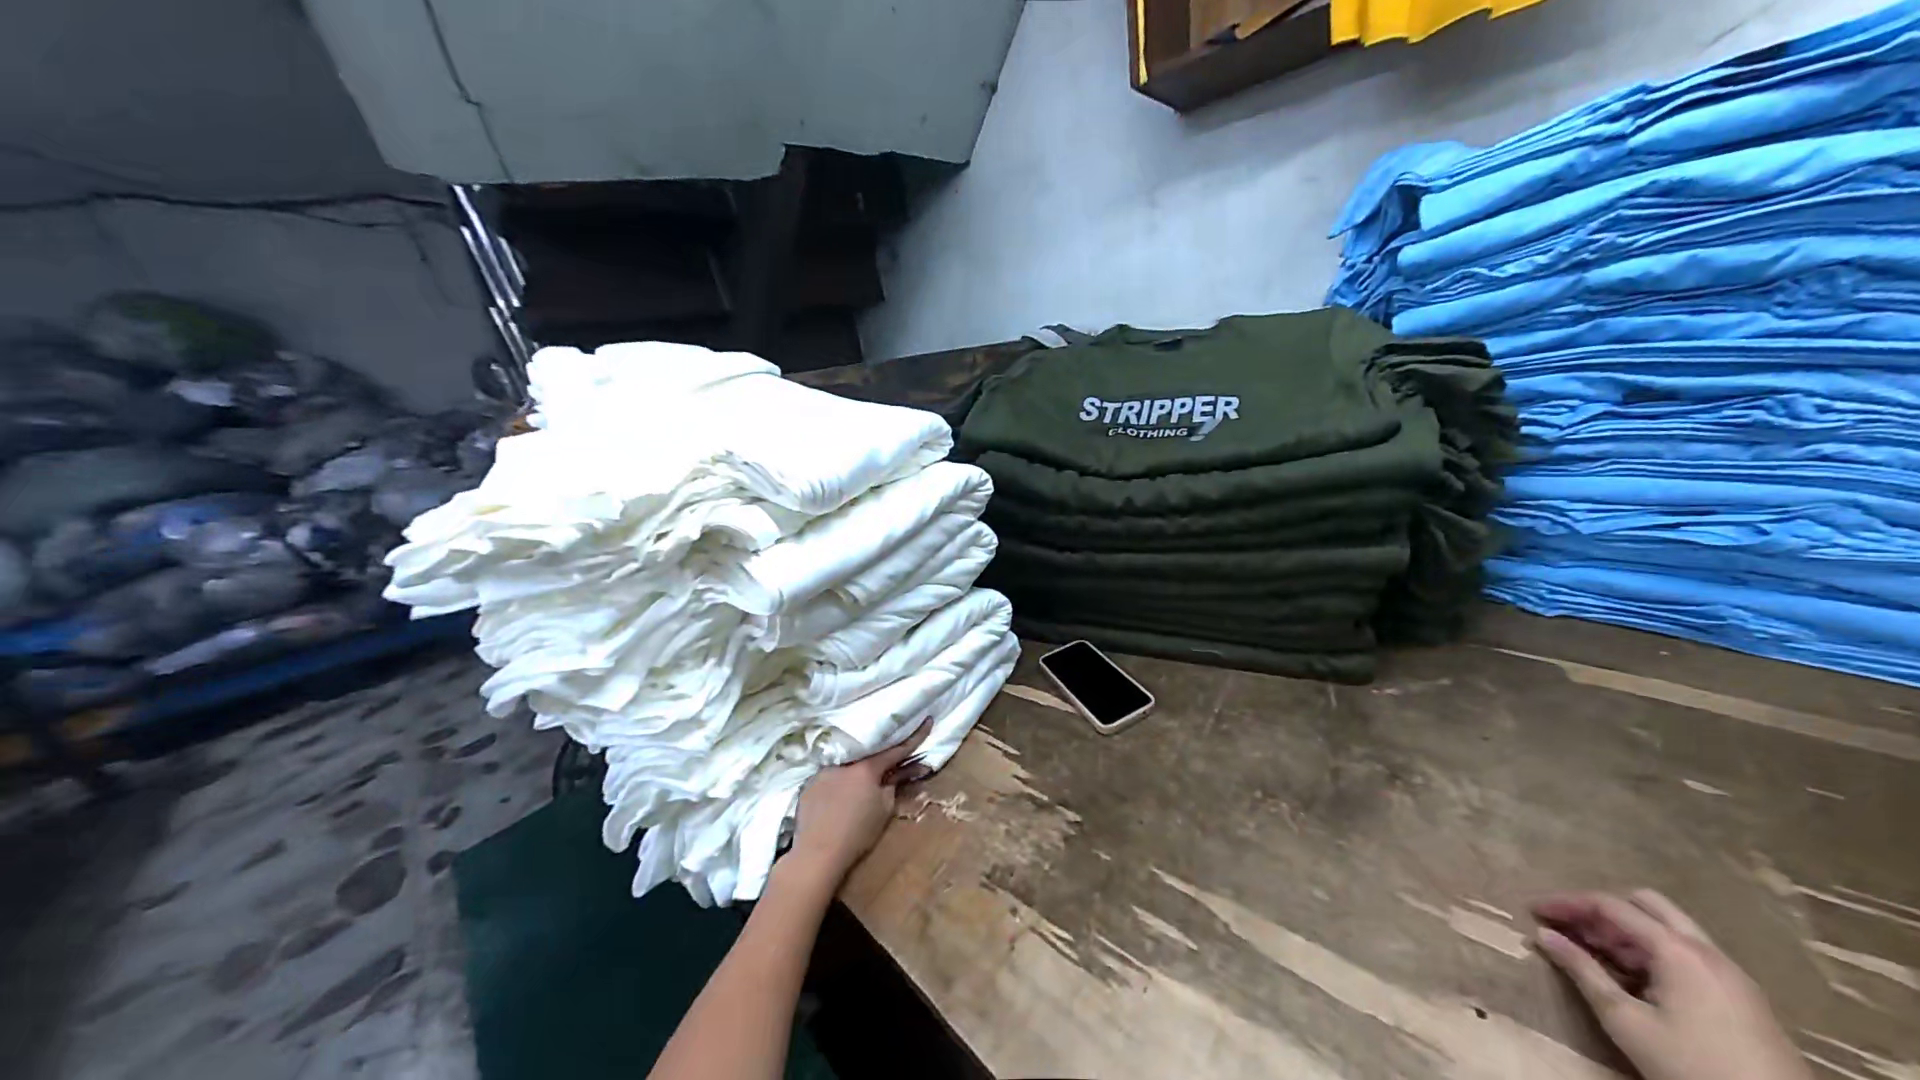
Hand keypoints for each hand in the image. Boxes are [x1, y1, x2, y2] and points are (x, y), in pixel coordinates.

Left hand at [789, 722, 932, 881]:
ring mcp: (823, 771)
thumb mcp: (885, 808)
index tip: (927, 720)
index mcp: (866, 767)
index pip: (896, 749)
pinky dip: (839, 781)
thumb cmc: (858, 833)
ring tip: (861, 782)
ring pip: (847, 763)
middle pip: (868, 754)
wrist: (818, 853)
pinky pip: (830, 775)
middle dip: (881, 756)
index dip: (914, 736)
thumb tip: (904, 770)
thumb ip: (894, 784)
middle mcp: (844, 762)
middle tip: (891, 758)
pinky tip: (839, 795)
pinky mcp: (809, 784)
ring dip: (857, 769)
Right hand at [1532, 890, 1810, 1079]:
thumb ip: (1583, 972)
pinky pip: (1687, 954)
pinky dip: (1651, 951)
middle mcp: (1707, 950)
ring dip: (1625, 931)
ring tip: (1592, 950)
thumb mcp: (1625, 1021)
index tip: (1532, 909)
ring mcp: (1730, 974)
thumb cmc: (1692, 1066)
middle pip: (1645, 904)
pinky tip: (1633, 976)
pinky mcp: (1742, 996)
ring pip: (1668, 928)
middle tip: (1568, 925)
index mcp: (1678, 950)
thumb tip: (1543, 935)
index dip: (1566, 902)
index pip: (1610, 905)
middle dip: (1600, 909)